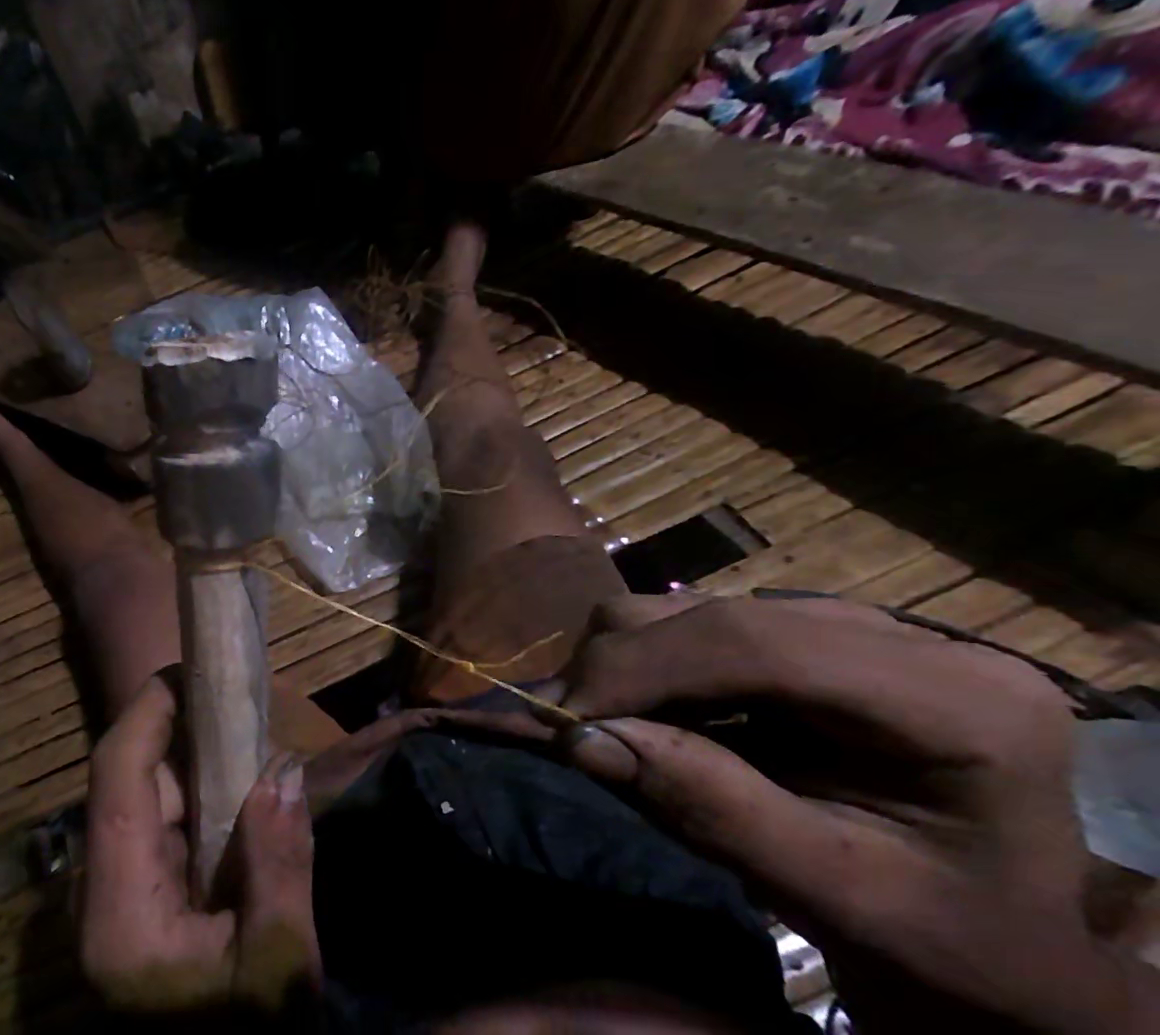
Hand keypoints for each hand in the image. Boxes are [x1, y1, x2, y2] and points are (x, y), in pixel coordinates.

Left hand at [80, 676, 320, 1023]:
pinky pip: (160, 832)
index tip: (188, 668)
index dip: (147, 712)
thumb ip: (281, 864)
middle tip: (240, 707)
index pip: (115, 777)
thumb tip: (284, 770)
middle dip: (182, 737)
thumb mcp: (280, 968)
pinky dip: (197, 805)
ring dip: (194, 770)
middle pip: (128, 784)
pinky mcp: (134, 905)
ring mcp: (114, 899)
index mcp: (118, 908)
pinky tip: (237, 799)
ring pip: (146, 804)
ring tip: (247, 743)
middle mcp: (98, 893)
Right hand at [545, 595, 1159, 1033]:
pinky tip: (644, 719)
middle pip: (709, 616)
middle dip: (617, 671)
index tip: (556, 719)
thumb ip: (711, 809)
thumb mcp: (834, 894)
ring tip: (602, 732)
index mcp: (958, 700)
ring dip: (621, 667)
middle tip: (563, 734)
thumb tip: (578, 739)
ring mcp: (849, 627)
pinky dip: (641, 669)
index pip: (756, 645)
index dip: (638, 670)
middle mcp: (905, 636)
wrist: (986, 935)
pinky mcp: (799, 635)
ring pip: (683, 609)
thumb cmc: (939, 935)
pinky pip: (687, 626)